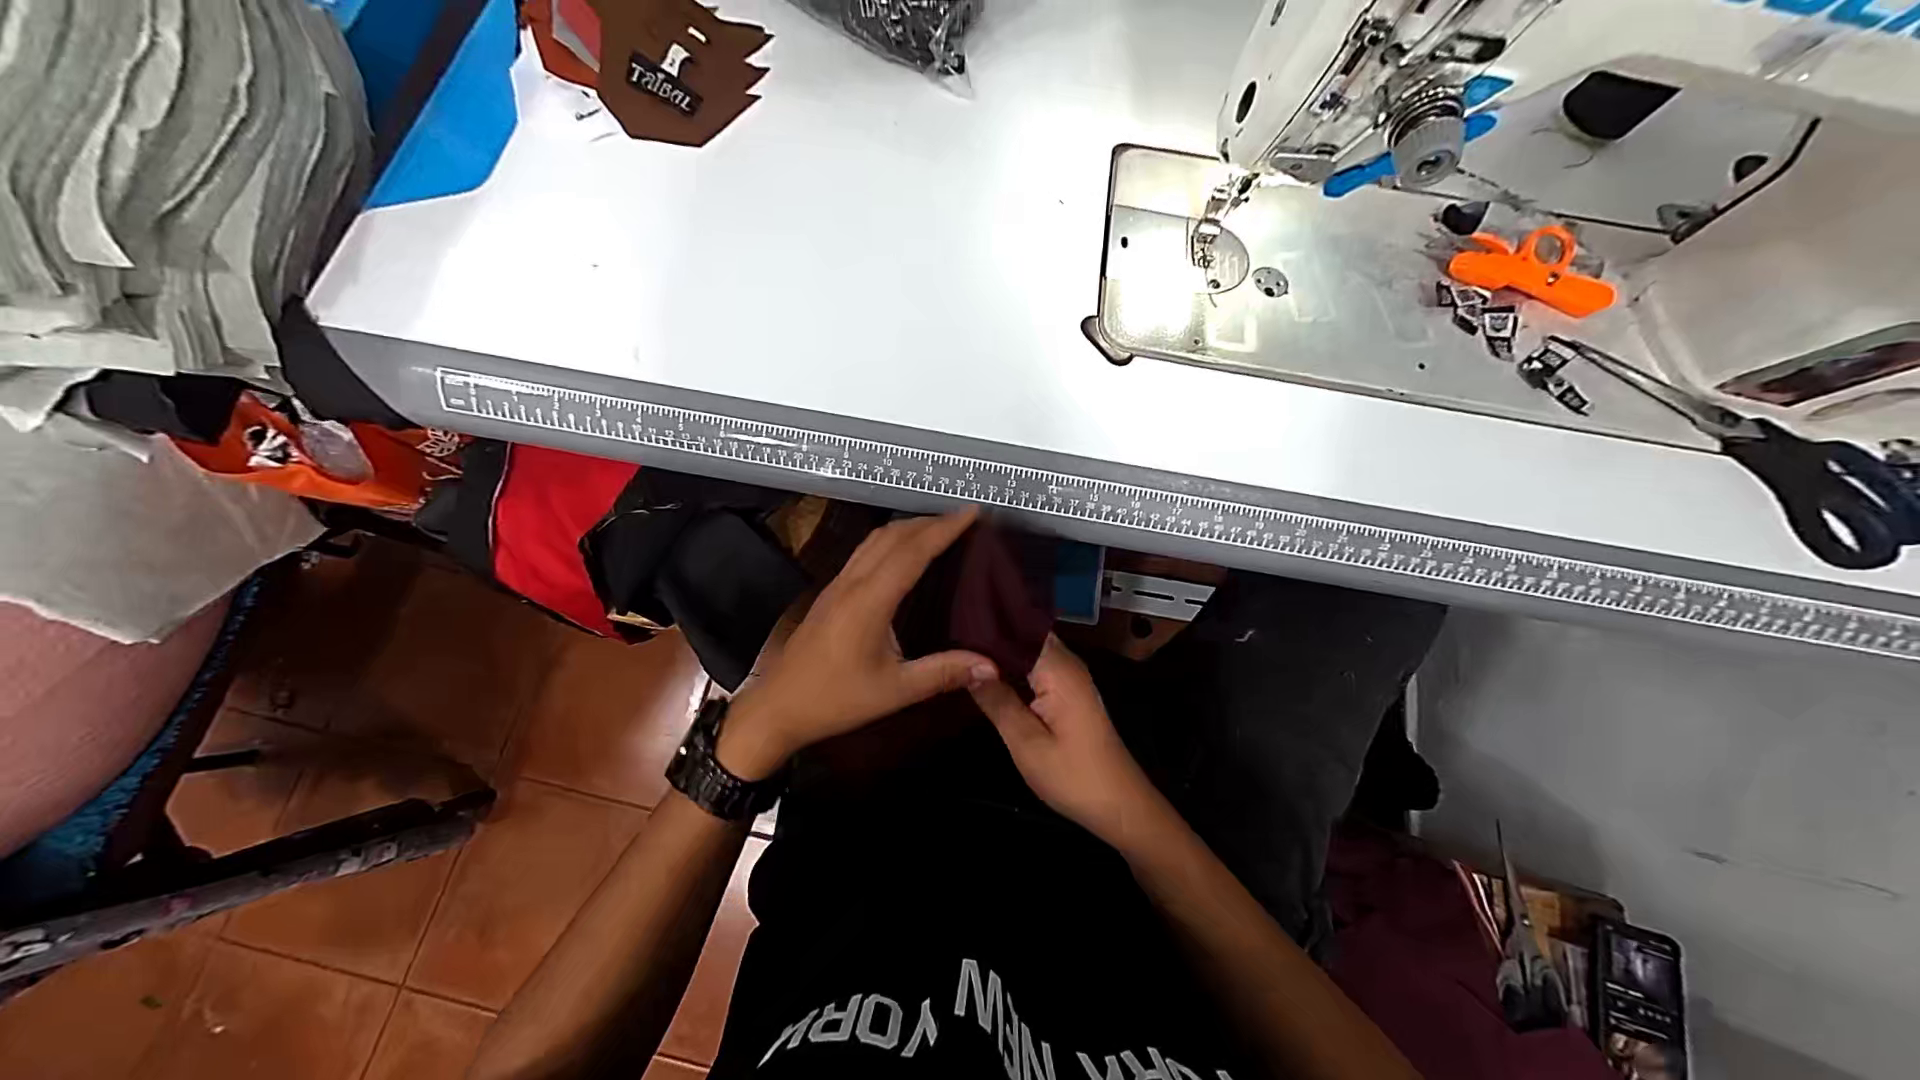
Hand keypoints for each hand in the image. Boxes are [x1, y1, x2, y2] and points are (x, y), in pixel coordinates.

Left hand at [717, 509, 997, 779]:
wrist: (777, 707)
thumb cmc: (834, 700)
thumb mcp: (895, 691)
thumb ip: (943, 673)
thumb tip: (992, 666)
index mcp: (869, 600)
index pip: (912, 551)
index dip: (944, 529)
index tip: (973, 512)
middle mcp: (852, 583)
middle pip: (893, 536)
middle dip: (930, 521)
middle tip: (965, 519)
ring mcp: (837, 585)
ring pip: (875, 540)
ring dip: (909, 527)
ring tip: (940, 529)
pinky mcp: (830, 594)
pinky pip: (864, 552)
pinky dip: (891, 541)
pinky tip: (904, 554)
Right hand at [970, 636, 1171, 848]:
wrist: (1120, 806)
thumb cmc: (1072, 776)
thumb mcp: (1025, 742)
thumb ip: (997, 700)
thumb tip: (970, 665)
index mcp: (1058, 669)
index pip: (1019, 628)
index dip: (988, 625)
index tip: (955, 628)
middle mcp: (1068, 665)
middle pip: (1025, 637)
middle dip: (992, 638)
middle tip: (952, 643)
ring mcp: (1072, 679)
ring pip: (1031, 653)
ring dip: (1002, 655)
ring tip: (962, 655)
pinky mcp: (1071, 694)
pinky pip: (1039, 670)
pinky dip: (1016, 671)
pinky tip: (991, 679)